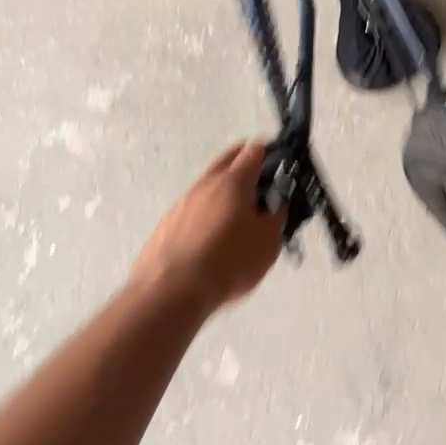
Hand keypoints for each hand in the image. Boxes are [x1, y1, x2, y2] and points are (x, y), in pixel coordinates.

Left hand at [130, 139, 284, 314]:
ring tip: (235, 220)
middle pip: (228, 158)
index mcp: (234, 181)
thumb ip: (275, 218)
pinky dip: (205, 214)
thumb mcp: (268, 243)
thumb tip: (274, 207)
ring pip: (208, 185)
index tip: (279, 168)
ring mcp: (182, 203)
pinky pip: (192, 209)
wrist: (169, 294)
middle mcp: (206, 184)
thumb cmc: (228, 263)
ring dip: (223, 192)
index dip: (270, 154)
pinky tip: (209, 241)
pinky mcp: (165, 224)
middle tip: (260, 186)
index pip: (254, 150)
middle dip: (245, 163)